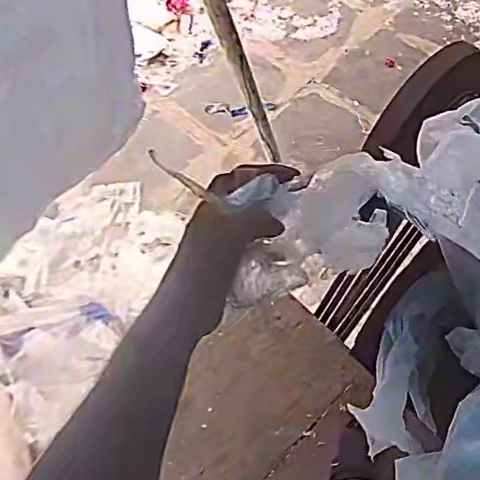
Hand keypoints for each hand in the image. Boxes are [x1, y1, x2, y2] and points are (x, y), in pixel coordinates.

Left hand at [180, 164, 299, 264]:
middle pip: (244, 197)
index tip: (290, 176)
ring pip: (248, 221)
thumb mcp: (234, 233)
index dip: (264, 172)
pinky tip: (277, 250)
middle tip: (291, 195)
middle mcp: (214, 220)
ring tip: (288, 222)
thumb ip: (257, 219)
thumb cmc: (205, 266)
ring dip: (268, 219)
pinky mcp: (225, 261)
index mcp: (211, 207)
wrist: (188, 307)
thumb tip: (275, 222)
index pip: (238, 177)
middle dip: (268, 193)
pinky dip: (265, 242)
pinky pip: (249, 243)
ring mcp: (219, 241)